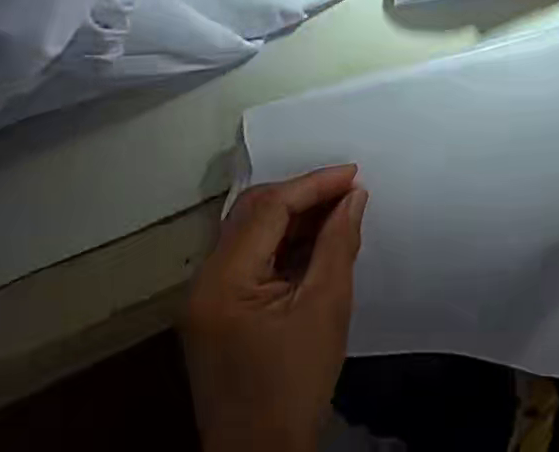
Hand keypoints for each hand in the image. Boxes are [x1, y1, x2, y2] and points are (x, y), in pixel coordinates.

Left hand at [182, 165, 367, 451]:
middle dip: (303, 195)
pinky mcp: (218, 309)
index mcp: (222, 282)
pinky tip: (317, 239)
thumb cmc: (294, 385)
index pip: (268, 210)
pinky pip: (251, 256)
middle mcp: (204, 281)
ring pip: (251, 232)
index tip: (354, 173)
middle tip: (348, 188)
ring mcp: (207, 296)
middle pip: (253, 214)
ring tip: (339, 208)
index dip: (314, 186)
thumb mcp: (326, 307)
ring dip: (294, 217)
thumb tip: (354, 196)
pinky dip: (284, 242)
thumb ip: (338, 243)